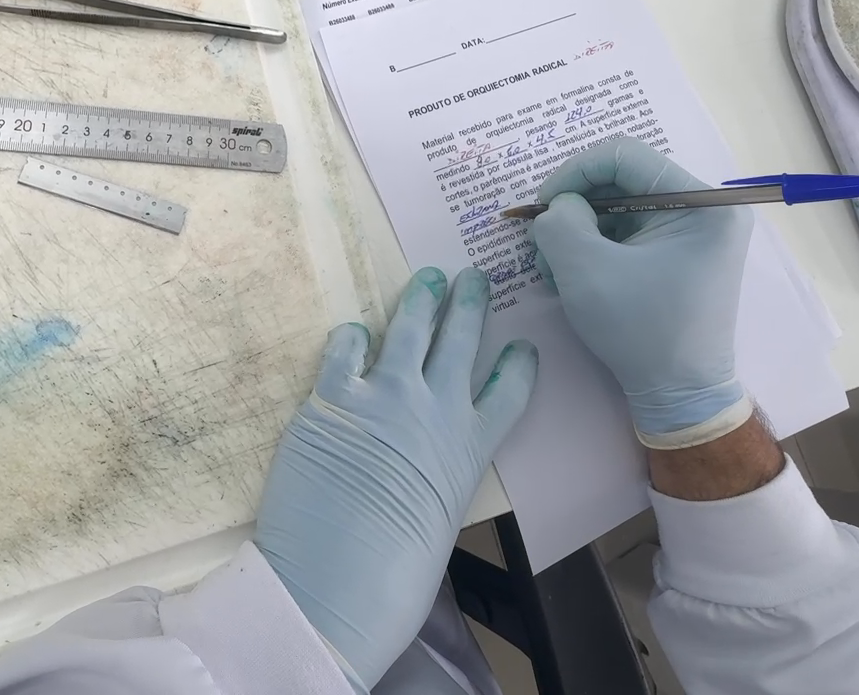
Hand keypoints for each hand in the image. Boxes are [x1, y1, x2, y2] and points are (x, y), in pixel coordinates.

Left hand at [254, 268, 537, 686]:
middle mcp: (435, 409)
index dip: (517, 366)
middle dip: (469, 303)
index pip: (509, 393)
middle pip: (461, 341)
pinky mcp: (336, 394)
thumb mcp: (439, 516)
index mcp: (469, 448)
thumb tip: (421, 454)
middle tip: (473, 276)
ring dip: (422, 297)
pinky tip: (354, 332)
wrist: (338, 582)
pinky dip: (353, 335)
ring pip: (411, 328)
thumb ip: (437, 470)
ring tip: (428, 277)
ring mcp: (386, 395)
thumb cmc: (392, 570)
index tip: (522, 346)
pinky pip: (348, 347)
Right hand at [529, 137, 753, 448]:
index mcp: (701, 204)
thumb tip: (559, 208)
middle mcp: (704, 208)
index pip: (622, 155)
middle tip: (543, 240)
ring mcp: (690, 231)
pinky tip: (571, 273)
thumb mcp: (585, 269)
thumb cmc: (639, 329)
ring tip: (553, 266)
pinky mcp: (674, 251)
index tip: (543, 207)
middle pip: (618, 179)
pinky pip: (622, 229)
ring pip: (614, 205)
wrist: (678, 394)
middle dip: (572, 207)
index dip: (572, 172)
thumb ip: (559, 221)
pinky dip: (590, 245)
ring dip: (576, 229)